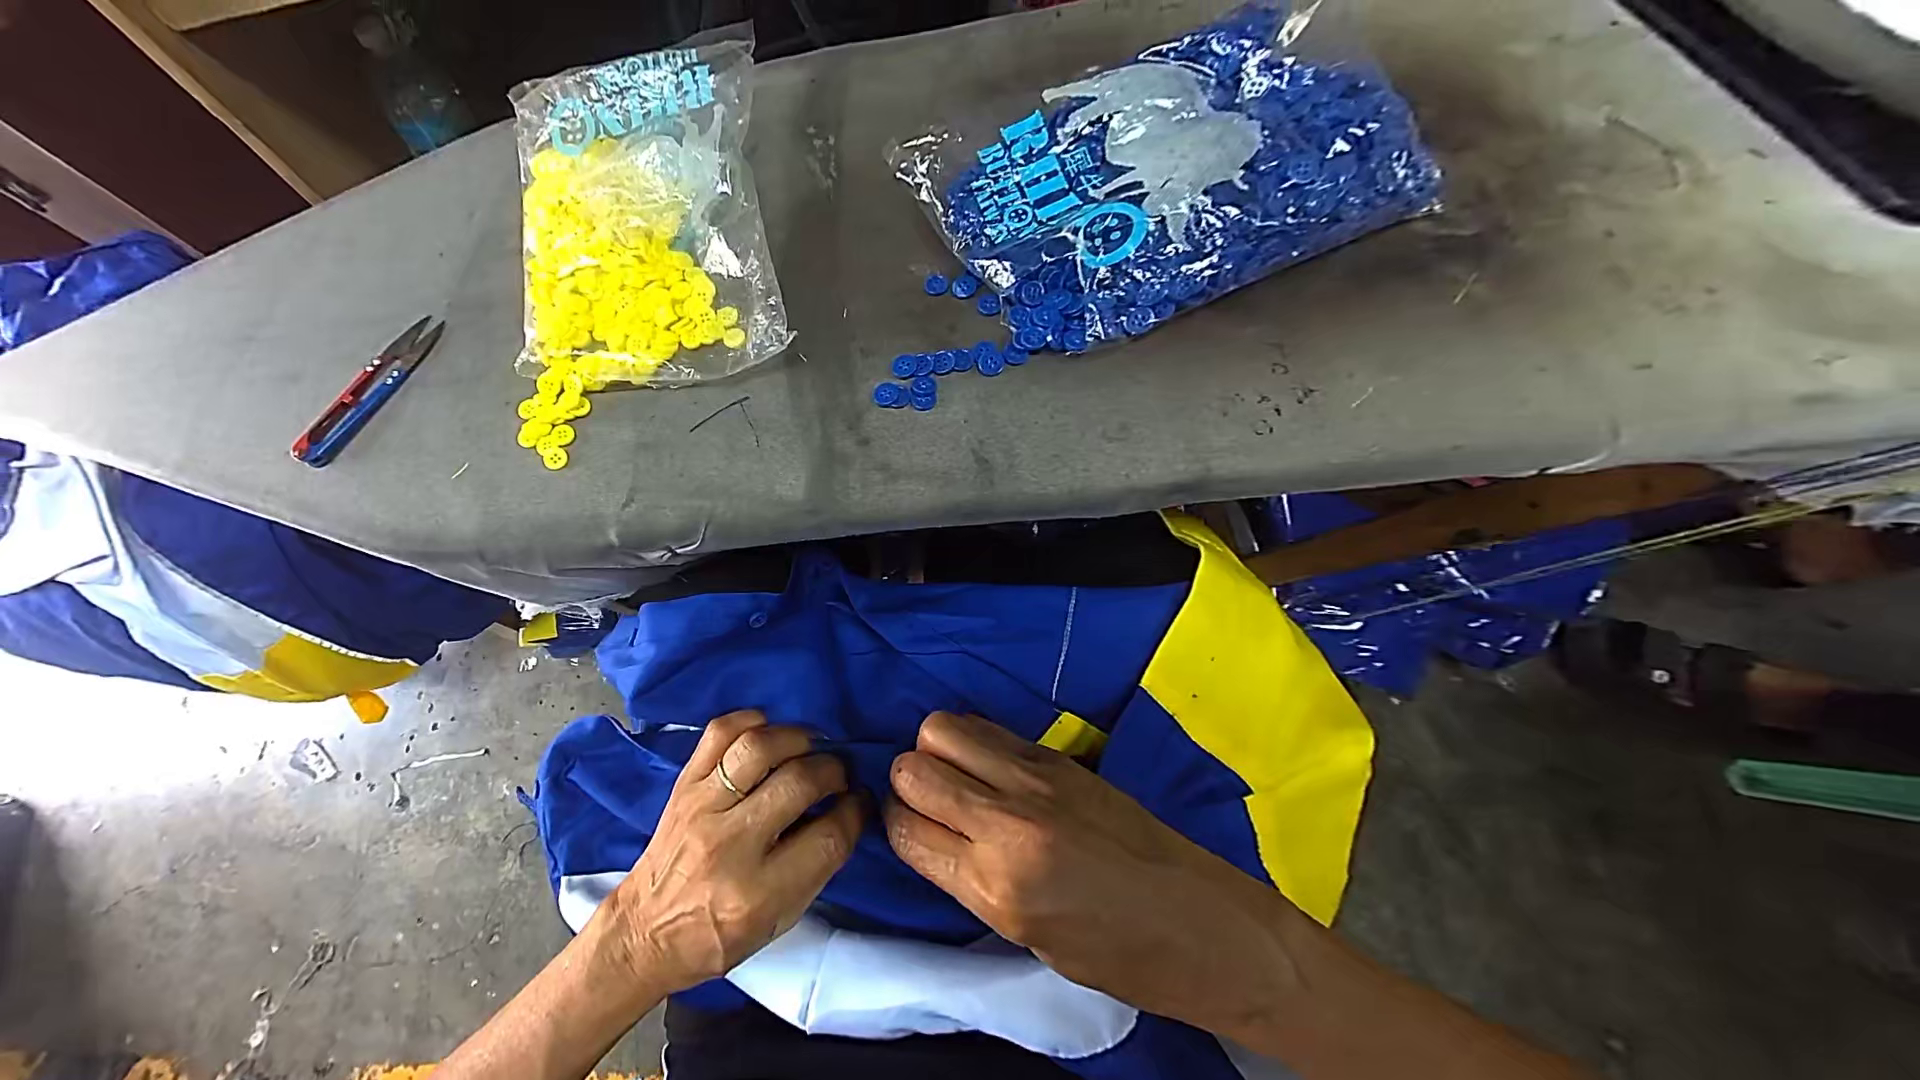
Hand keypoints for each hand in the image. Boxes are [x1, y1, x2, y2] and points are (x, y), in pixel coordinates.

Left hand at [601, 709, 863, 994]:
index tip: (860, 801)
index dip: (856, 810)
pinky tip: (768, 733)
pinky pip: (719, 733)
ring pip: (760, 747)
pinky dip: (751, 722)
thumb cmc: (720, 934)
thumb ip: (818, 864)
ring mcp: (701, 809)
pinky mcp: (683, 787)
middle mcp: (729, 845)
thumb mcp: (780, 918)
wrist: (645, 934)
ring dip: (799, 739)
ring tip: (810, 748)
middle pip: (800, 782)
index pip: (829, 836)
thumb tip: (847, 808)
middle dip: (835, 771)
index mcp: (758, 893)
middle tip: (840, 775)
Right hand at [883, 711, 1303, 1036]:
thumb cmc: (1113, 953)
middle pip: (913, 767)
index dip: (896, 825)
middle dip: (908, 782)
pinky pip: (991, 727)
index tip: (909, 826)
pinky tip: (990, 764)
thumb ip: (969, 879)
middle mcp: (1007, 823)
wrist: (1198, 921)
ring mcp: (1036, 780)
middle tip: (929, 799)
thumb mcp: (1024, 936)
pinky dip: (975, 741)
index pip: (904, 829)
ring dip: (937, 750)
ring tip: (957, 774)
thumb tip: (931, 833)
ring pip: (944, 729)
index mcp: (994, 887)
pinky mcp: (1059, 757)